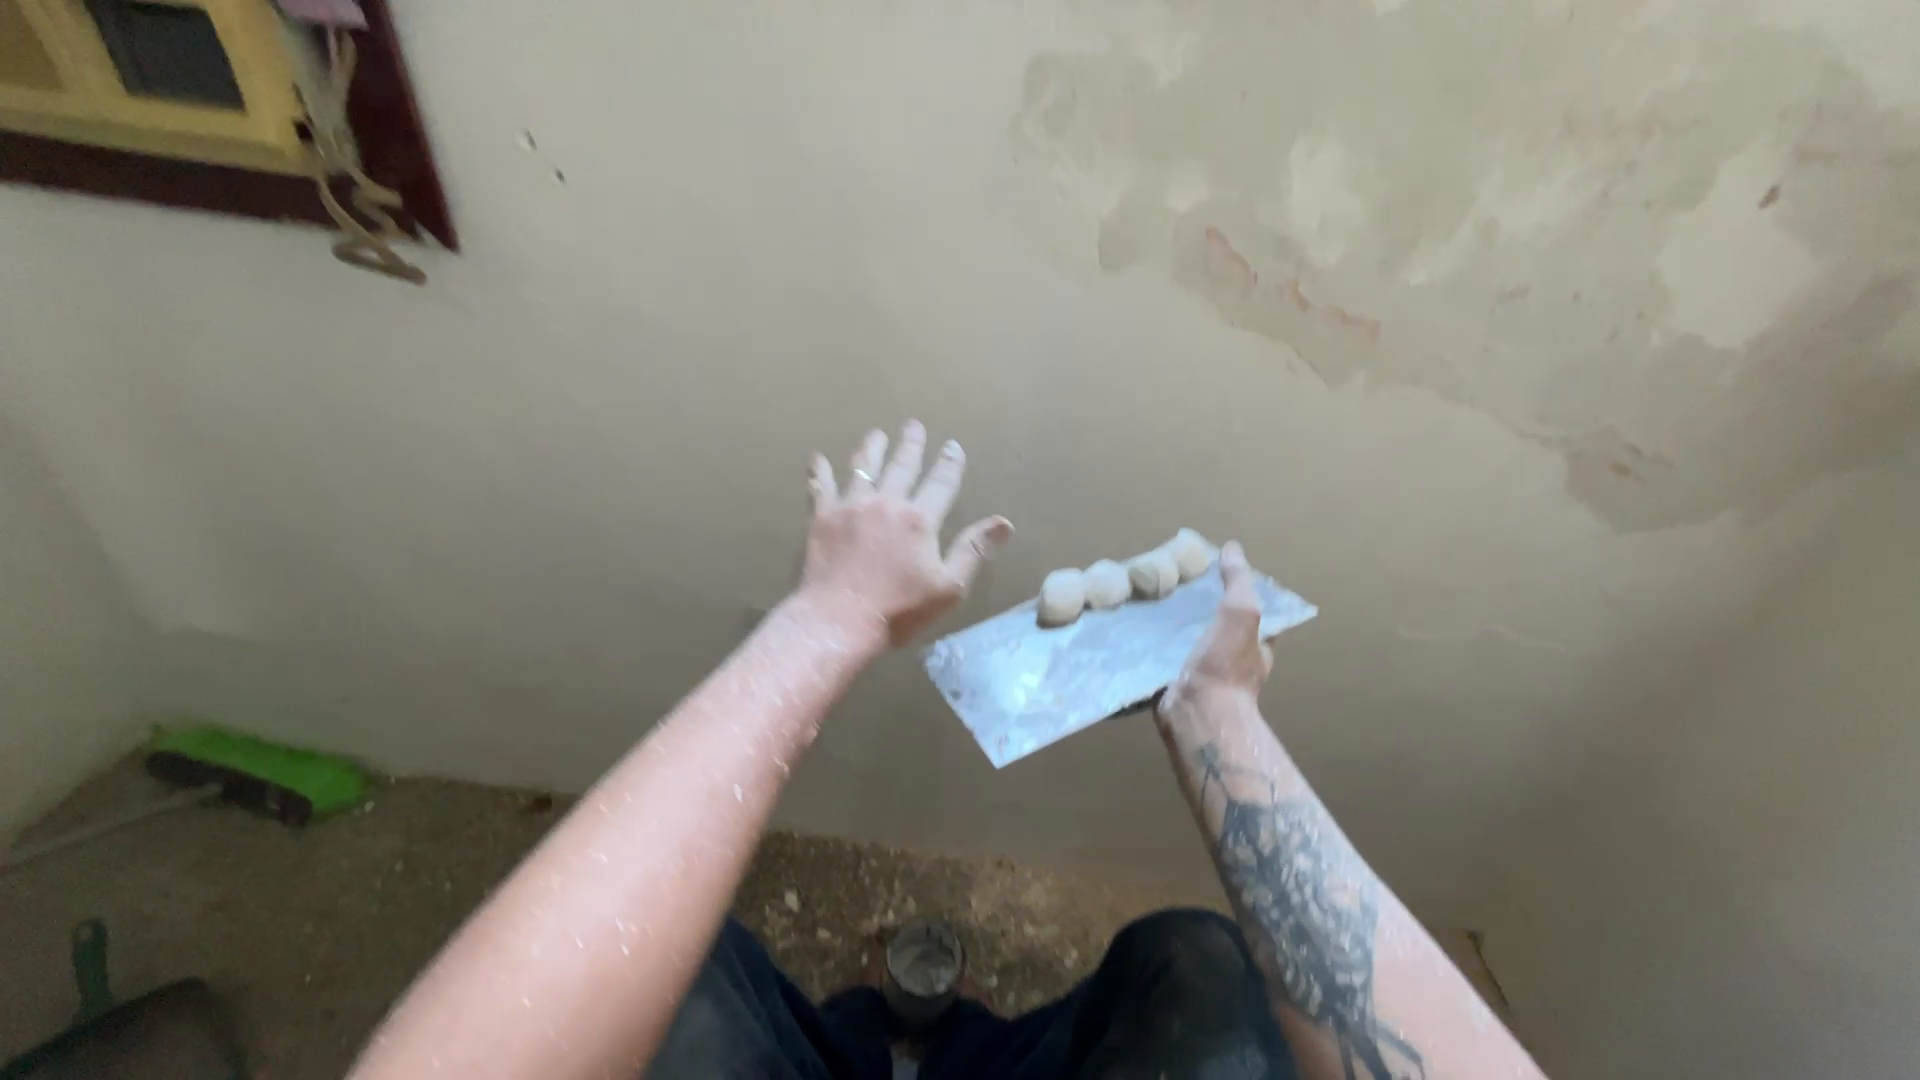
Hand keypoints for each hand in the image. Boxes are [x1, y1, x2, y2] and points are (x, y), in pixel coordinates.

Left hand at [800, 420, 1012, 647]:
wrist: (837, 620)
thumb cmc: (898, 610)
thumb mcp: (948, 587)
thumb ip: (973, 551)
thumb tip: (1003, 523)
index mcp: (919, 519)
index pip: (941, 482)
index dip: (949, 463)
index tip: (953, 446)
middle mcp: (886, 503)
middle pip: (902, 466)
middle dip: (910, 444)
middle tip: (913, 425)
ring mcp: (851, 507)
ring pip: (863, 468)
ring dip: (871, 449)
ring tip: (876, 434)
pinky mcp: (823, 519)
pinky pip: (822, 487)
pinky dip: (821, 471)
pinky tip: (818, 459)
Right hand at [1158, 541, 1273, 722]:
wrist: (1197, 713)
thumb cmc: (1226, 665)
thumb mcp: (1241, 613)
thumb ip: (1238, 581)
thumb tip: (1232, 547)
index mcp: (1255, 647)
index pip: (1251, 612)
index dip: (1235, 592)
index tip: (1212, 573)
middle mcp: (1231, 660)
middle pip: (1216, 625)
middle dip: (1198, 608)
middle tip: (1173, 583)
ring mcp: (1203, 673)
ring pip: (1187, 640)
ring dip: (1171, 626)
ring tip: (1148, 599)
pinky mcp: (1174, 681)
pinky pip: (1163, 656)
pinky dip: (1152, 644)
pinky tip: (1134, 626)